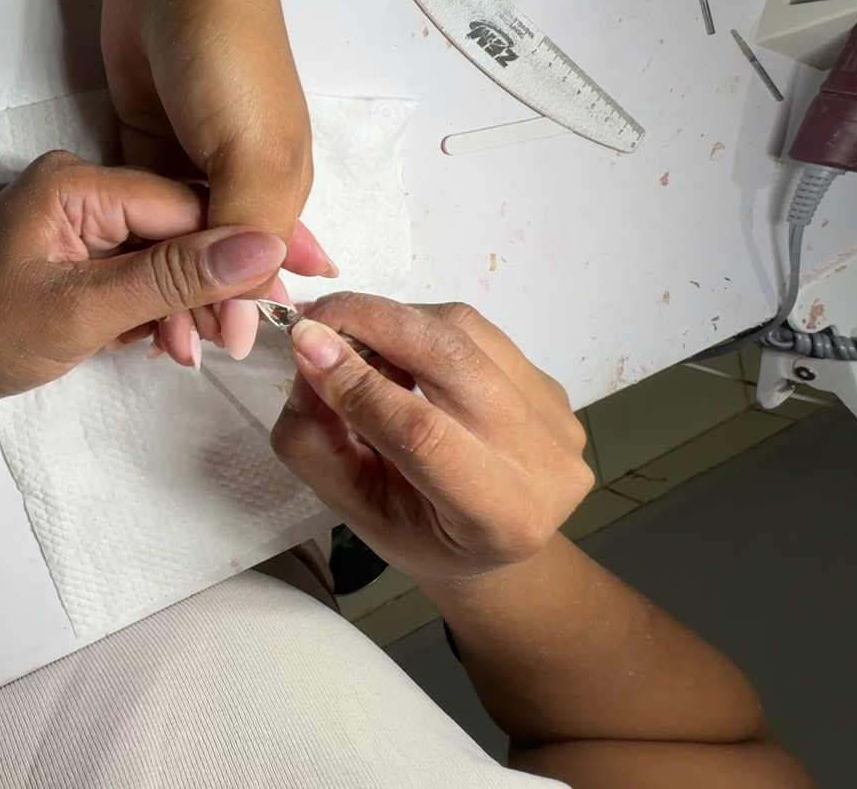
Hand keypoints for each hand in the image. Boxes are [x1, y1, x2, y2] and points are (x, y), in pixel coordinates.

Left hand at [0, 151, 286, 418]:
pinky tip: (148, 342)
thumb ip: (173, 278)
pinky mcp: (68, 255)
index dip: (234, 254)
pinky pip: (129, 272)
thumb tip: (260, 247)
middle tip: (226, 341)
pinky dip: (144, 308)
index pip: (183, 206)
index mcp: (76, 182)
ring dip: (173, 305)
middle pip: (173, 229)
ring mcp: (72, 224)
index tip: (274, 302)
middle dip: (203, 288)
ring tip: (179, 352)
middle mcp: (78, 190)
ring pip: (155, 256)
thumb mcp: (84, 309)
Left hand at [101, 0, 330, 363]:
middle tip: (173, 353)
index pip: (244, 261)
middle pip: (207, 256)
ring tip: (146, 330)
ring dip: (164, 280)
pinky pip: (140, 208)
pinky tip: (128, 276)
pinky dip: (136, 243)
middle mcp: (229, 173)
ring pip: (171, 238)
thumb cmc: (221, 58)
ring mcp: (182, 154)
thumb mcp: (247, 151)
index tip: (206, 352)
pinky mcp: (141, 137)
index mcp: (269, 180)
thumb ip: (244, 227)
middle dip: (194, 303)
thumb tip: (255, 296)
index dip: (223, 305)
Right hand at [270, 295, 593, 584]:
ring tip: (354, 346)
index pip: (425, 435)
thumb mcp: (345, 503)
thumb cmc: (410, 529)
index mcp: (498, 515)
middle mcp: (545, 462)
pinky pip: (473, 330)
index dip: (357, 382)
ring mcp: (556, 416)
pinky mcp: (551, 382)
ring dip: (391, 321)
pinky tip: (397, 355)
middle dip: (372, 322)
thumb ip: (313, 437)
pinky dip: (417, 327)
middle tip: (313, 315)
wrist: (487, 541)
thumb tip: (309, 350)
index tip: (300, 340)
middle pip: (454, 360)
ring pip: (462, 330)